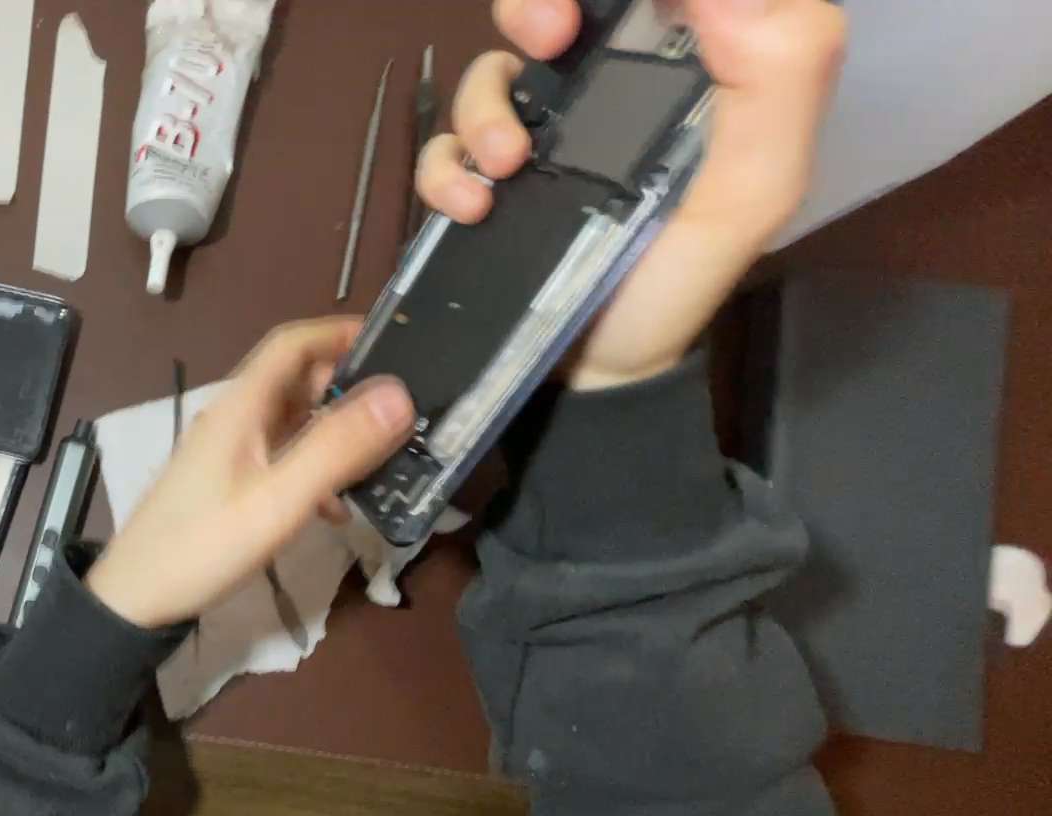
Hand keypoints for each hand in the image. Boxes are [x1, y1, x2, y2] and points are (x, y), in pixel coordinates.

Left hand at [86, 320, 415, 628]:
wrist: (135, 598)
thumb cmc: (202, 547)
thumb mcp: (277, 501)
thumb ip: (336, 449)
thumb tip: (399, 394)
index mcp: (240, 408)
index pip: (291, 344)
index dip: (340, 332)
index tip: (395, 342)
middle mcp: (232, 420)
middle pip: (295, 381)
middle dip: (347, 387)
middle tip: (401, 411)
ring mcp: (227, 453)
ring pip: (290, 424)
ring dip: (334, 433)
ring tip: (382, 457)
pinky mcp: (226, 484)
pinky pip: (279, 461)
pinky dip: (312, 471)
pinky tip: (336, 508)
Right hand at [420, 0, 847, 389]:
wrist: (589, 374)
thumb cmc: (672, 286)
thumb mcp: (755, 188)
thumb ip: (779, 75)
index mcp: (673, 79)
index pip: (644, 1)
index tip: (591, 11)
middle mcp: (595, 102)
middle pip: (543, 18)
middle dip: (532, 8)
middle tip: (547, 40)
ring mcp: (529, 150)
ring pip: (484, 82)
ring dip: (484, 111)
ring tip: (504, 169)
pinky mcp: (476, 194)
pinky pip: (440, 157)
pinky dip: (443, 173)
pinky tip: (469, 209)